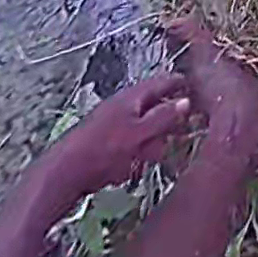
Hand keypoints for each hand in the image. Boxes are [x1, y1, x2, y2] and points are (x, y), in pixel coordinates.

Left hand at [49, 73, 191, 194]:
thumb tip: (187, 101)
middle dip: (164, 124)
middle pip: (153, 108)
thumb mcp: (139, 132)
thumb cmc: (104, 148)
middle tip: (173, 136)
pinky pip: (127, 146)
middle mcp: (123, 105)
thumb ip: (164, 117)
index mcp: (132, 96)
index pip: (162, 83)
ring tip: (145, 159)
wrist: (63, 173)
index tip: (194, 85)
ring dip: (147, 144)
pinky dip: (131, 156)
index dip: (178, 83)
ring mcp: (112, 124)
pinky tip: (125, 170)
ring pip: (141, 130)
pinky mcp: (103, 144)